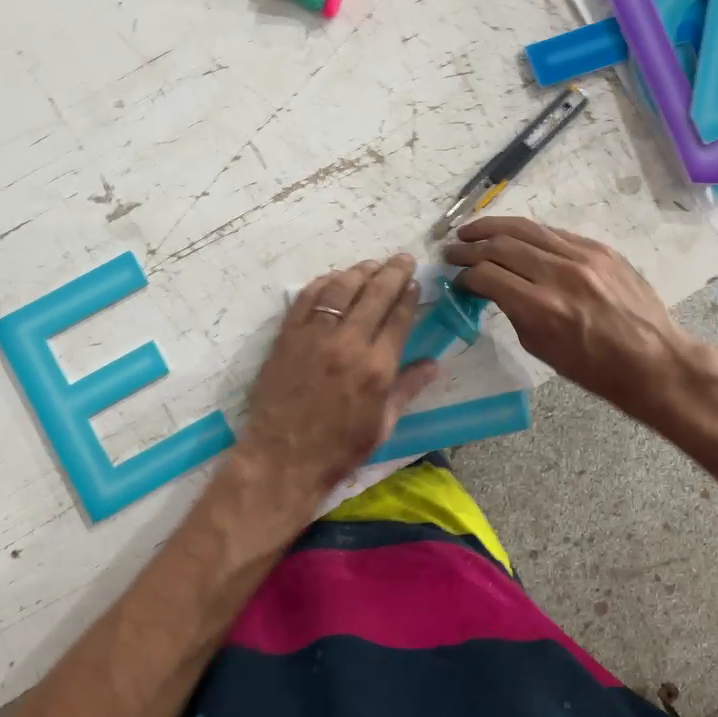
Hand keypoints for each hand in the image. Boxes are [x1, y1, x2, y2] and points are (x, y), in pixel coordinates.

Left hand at [236, 254, 439, 510]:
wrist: (283, 458)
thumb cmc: (338, 449)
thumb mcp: (383, 425)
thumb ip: (407, 389)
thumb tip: (434, 364)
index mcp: (377, 367)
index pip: (399, 316)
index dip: (409, 294)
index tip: (415, 281)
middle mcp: (348, 343)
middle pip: (374, 293)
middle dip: (392, 271)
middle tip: (402, 259)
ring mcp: (314, 336)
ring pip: (340, 288)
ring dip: (359, 271)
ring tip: (370, 264)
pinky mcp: (287, 336)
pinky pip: (306, 298)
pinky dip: (323, 283)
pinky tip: (333, 279)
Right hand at [443, 217, 701, 417]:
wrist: (654, 361)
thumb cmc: (594, 369)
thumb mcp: (540, 347)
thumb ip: (513, 310)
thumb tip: (491, 288)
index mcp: (541, 307)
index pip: (487, 275)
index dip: (464, 275)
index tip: (455, 278)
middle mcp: (559, 275)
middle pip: (501, 246)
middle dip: (470, 247)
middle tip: (452, 250)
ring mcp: (583, 257)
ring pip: (526, 229)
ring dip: (492, 228)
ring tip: (471, 231)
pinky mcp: (600, 250)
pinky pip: (554, 234)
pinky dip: (528, 233)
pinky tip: (514, 237)